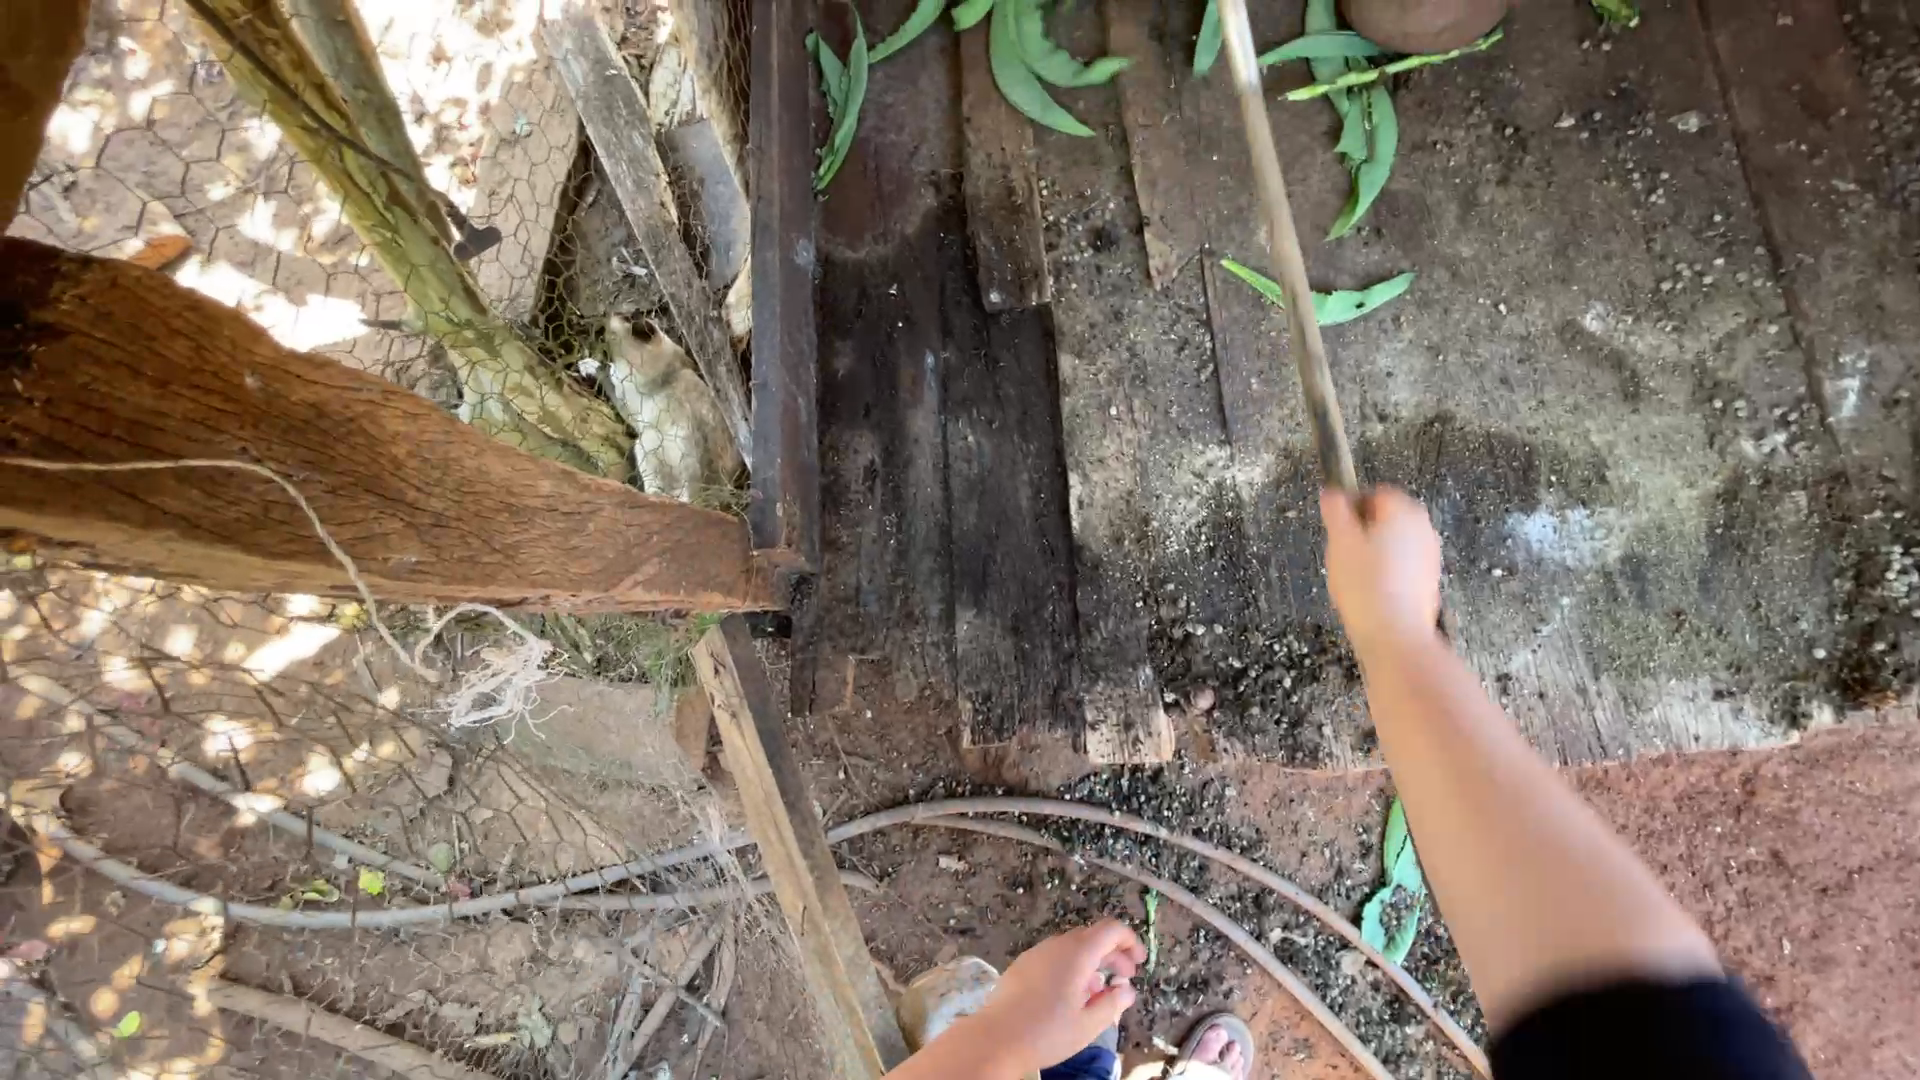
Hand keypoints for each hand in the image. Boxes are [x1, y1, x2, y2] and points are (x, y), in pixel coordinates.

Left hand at [968, 920, 1144, 1072]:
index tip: (1140, 961)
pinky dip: (1073, 967)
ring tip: (1101, 992)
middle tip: (1126, 978)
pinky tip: (1073, 995)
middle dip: (1113, 954)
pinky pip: (1055, 957)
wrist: (996, 1038)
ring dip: (1093, 962)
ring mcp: (1038, 952)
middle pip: (1092, 937)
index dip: (1129, 940)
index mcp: (1077, 953)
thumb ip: (1112, 1003)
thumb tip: (1127, 989)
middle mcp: (1057, 944)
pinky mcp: (1024, 964)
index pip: (1110, 929)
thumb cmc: (1047, 1032)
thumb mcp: (1088, 1024)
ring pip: (1073, 947)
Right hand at [1320, 487, 1442, 654]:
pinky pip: (1401, 563)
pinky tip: (1369, 588)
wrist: (1393, 632)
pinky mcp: (1427, 579)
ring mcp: (1429, 555)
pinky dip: (1384, 569)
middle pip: (1386, 517)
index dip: (1352, 506)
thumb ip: (1335, 509)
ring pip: (1393, 541)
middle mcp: (1423, 528)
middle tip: (1342, 551)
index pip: (1376, 493)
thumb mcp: (1340, 540)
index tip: (1336, 527)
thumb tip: (1332, 492)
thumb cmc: (1364, 583)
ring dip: (1372, 550)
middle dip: (1362, 529)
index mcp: (1404, 512)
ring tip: (1353, 573)